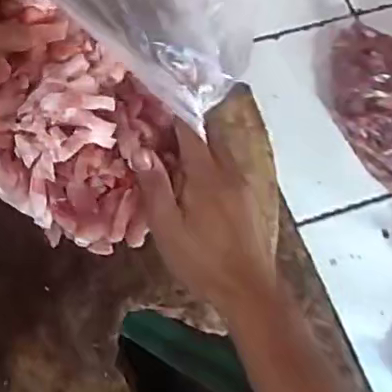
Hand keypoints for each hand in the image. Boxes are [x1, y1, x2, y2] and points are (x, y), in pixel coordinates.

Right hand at [129, 108, 275, 319]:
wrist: (251, 296)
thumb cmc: (201, 260)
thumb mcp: (167, 224)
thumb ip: (155, 183)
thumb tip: (140, 147)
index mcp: (208, 176)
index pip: (189, 131)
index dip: (169, 111)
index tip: (148, 95)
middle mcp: (231, 174)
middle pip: (208, 135)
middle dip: (182, 123)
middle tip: (154, 117)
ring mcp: (244, 187)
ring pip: (218, 150)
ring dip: (194, 141)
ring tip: (166, 142)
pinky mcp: (248, 200)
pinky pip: (225, 166)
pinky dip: (205, 158)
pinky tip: (188, 171)